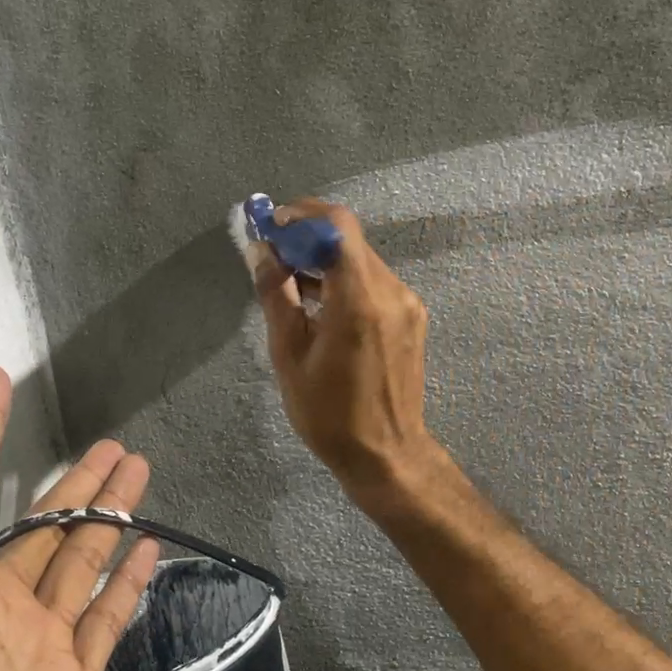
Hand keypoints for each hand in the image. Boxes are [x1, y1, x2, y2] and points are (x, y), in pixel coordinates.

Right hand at [247, 198, 438, 490]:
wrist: (385, 454)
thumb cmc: (328, 413)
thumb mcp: (289, 354)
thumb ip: (275, 294)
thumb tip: (260, 250)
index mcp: (360, 299)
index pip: (338, 226)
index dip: (301, 215)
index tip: (271, 227)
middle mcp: (392, 291)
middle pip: (349, 240)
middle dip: (308, 239)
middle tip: (273, 257)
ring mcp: (407, 304)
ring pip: (361, 261)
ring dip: (325, 261)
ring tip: (290, 284)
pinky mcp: (411, 317)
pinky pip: (373, 283)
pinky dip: (344, 281)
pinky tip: (320, 305)